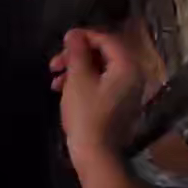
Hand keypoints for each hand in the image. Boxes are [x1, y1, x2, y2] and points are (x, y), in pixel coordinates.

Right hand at [50, 28, 144, 165]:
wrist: (96, 154)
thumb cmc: (86, 114)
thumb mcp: (78, 79)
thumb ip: (76, 52)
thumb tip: (74, 33)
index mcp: (127, 66)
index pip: (106, 39)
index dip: (83, 36)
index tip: (62, 42)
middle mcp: (133, 76)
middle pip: (103, 54)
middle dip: (76, 56)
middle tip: (54, 63)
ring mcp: (128, 91)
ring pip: (100, 69)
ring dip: (76, 70)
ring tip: (54, 80)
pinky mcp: (120, 104)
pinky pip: (102, 84)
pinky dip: (83, 83)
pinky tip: (64, 91)